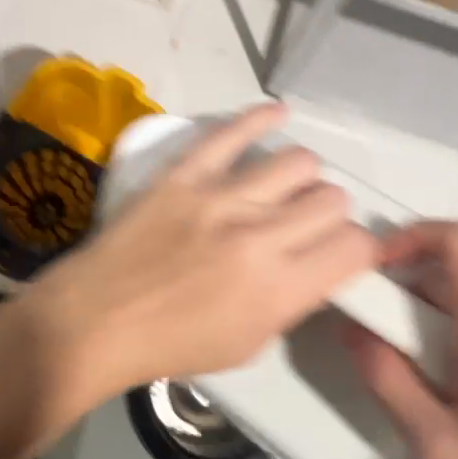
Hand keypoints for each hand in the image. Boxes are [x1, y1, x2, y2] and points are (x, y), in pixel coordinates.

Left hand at [20, 104, 378, 404]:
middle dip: (331, 213)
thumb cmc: (172, 344)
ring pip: (297, 162)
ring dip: (303, 176)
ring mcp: (222, 197)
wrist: (98, 317)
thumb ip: (290, 301)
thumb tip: (313, 263)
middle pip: (332, 200)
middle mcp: (261, 235)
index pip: (354, 247)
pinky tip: (277, 113)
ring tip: (287, 185)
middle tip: (309, 222)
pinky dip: (261, 118)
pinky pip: (233, 132)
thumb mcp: (248, 345)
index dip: (358, 248)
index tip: (342, 251)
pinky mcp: (186, 173)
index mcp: (280, 288)